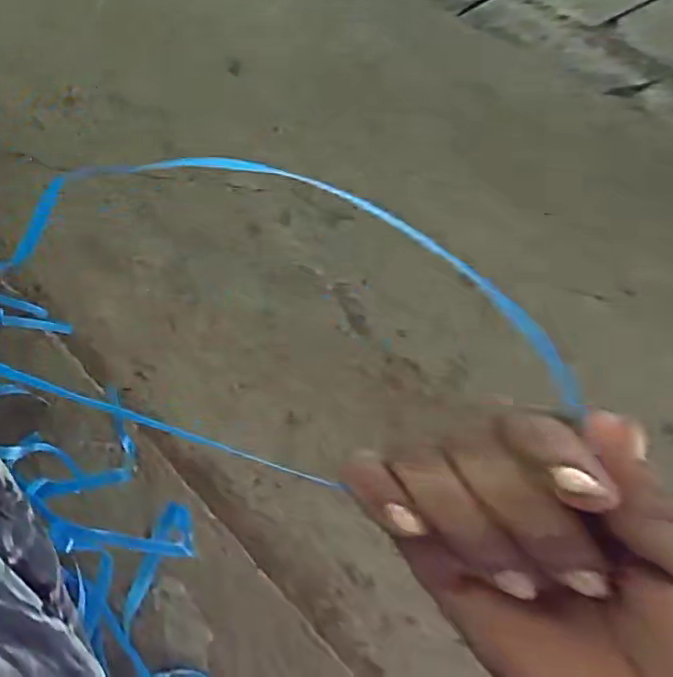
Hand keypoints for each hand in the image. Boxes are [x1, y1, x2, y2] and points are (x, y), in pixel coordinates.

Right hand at [343, 410, 672, 676]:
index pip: (525, 423)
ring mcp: (447, 504)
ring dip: (467, 526)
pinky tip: (413, 529)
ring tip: (519, 585)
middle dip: (521, 516)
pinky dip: (380, 493)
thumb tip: (603, 420)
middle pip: (465, 443)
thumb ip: (650, 507)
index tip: (590, 500)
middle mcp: (502, 478)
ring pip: (414, 462)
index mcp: (570, 478)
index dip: (545, 450)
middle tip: (580, 582)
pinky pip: (362, 476)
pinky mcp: (408, 534)